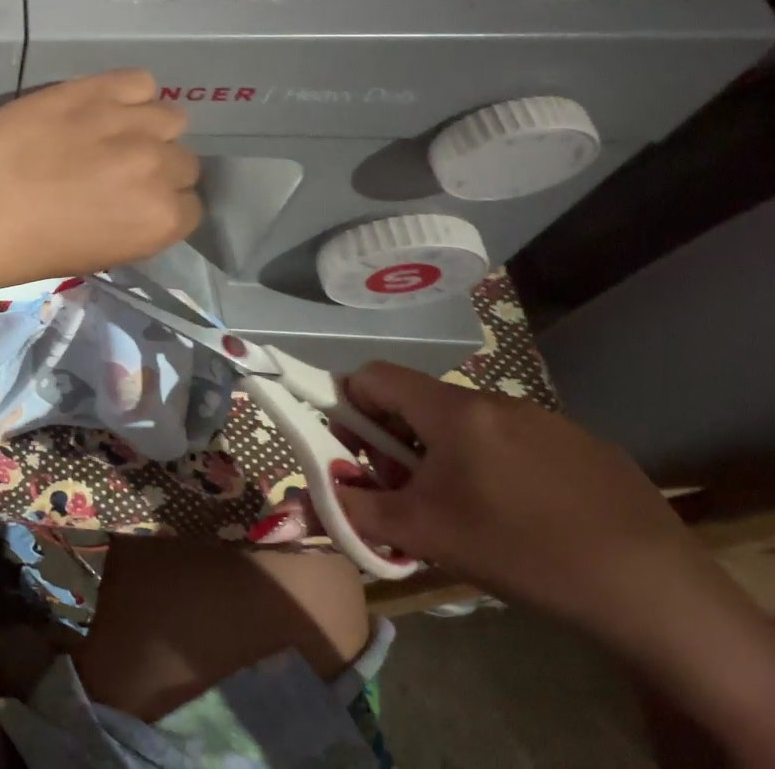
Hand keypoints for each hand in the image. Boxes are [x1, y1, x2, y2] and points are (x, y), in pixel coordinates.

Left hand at [0, 69, 200, 295]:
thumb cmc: (20, 249)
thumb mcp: (92, 255)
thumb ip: (129, 225)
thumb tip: (134, 204)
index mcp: (160, 221)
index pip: (188, 207)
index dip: (157, 203)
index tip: (129, 202)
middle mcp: (159, 170)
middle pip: (181, 161)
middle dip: (152, 168)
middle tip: (110, 171)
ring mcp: (130, 125)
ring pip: (168, 117)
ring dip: (144, 127)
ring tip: (103, 136)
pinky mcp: (96, 90)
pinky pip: (137, 80)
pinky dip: (124, 93)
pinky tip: (95, 107)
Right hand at [331, 362, 700, 626]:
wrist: (651, 590)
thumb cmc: (518, 549)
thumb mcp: (418, 533)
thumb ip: (352, 506)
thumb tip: (314, 494)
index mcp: (454, 412)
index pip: (373, 376)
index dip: (347, 404)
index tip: (354, 451)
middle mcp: (499, 402)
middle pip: (419, 403)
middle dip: (394, 440)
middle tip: (402, 490)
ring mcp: (551, 423)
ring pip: (468, 425)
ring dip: (444, 455)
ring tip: (462, 509)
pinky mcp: (590, 450)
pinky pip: (517, 443)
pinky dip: (495, 467)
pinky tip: (519, 516)